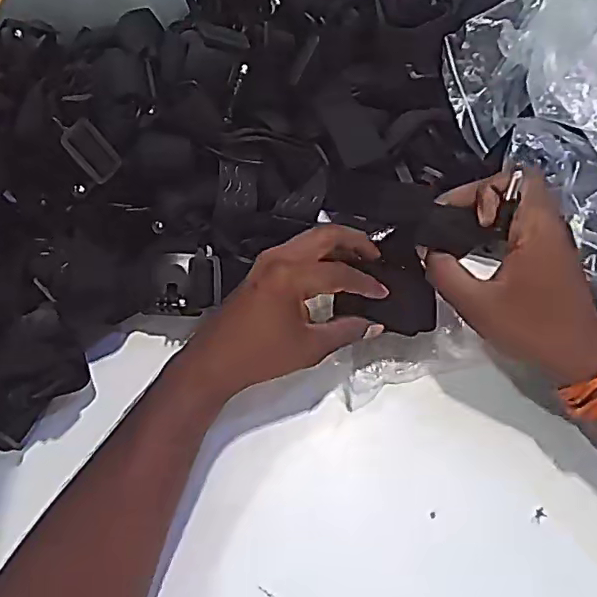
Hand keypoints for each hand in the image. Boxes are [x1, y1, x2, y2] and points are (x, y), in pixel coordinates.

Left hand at [167, 225, 387, 400]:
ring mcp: (265, 264)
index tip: (381, 292)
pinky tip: (329, 273)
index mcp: (289, 276)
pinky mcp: (259, 271)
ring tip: (358, 262)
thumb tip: (369, 324)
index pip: (340, 272)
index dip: (366, 283)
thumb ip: (346, 331)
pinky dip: (317, 256)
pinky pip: (294, 252)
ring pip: (308, 240)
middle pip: (324, 235)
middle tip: (375, 255)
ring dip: (335, 246)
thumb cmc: (251, 355)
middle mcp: (276, 262)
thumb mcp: (310, 346)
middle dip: (355, 241)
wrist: (215, 362)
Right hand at [424, 172, 596, 385]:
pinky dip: (493, 231)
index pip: (516, 178)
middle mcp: (549, 228)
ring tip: (456, 237)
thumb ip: (444, 271)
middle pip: (512, 188)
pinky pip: (518, 228)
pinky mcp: (548, 258)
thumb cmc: (533, 329)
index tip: (459, 215)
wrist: (579, 359)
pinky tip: (473, 252)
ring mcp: (551, 242)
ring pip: (515, 208)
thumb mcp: (476, 304)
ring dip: (484, 216)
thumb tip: (427, 250)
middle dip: (476, 200)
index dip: (481, 188)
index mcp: (537, 229)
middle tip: (450, 224)